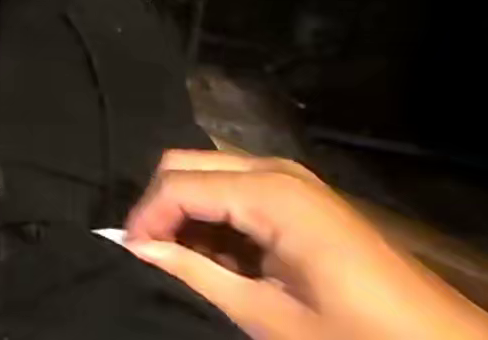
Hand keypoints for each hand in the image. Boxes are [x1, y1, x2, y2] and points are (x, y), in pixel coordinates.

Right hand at [123, 151, 487, 339]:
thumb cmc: (362, 339)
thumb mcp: (273, 320)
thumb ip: (199, 279)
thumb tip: (136, 252)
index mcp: (268, 190)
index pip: (179, 182)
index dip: (145, 218)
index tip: (125, 260)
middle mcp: (272, 166)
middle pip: (188, 164)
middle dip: (159, 207)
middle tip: (146, 261)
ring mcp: (288, 176)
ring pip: (210, 173)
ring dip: (186, 212)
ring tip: (178, 267)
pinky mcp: (298, 194)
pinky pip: (237, 188)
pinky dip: (215, 217)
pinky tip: (217, 261)